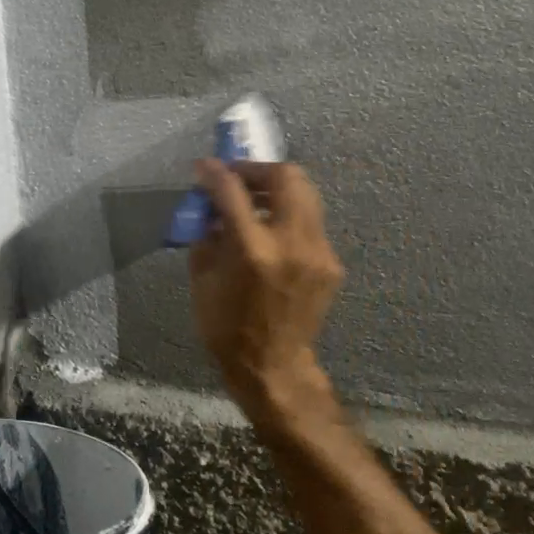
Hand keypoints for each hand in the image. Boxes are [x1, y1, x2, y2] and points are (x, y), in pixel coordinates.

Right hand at [188, 159, 344, 425]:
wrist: (273, 366)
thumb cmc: (226, 325)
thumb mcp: (203, 275)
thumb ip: (209, 232)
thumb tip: (212, 203)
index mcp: (252, 250)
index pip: (234, 190)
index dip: (215, 172)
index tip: (204, 167)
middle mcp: (291, 243)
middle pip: (286, 177)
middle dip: (258, 169)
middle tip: (237, 178)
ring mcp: (318, 252)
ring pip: (305, 194)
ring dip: (277, 188)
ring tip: (254, 201)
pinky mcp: (331, 263)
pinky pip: (310, 221)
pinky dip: (288, 214)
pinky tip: (270, 231)